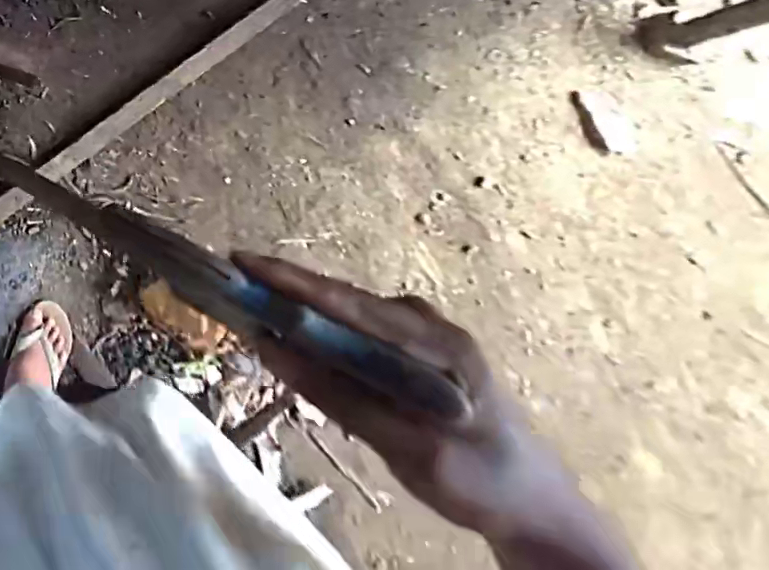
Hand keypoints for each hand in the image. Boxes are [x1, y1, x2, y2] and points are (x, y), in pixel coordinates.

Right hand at [232, 255, 631, 566]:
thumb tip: (271, 348)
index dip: (289, 279)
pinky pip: (350, 330)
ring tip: (249, 302)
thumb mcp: (411, 449)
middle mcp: (423, 321)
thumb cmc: (481, 481)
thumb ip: (341, 396)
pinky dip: (316, 329)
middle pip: (339, 298)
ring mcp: (416, 331)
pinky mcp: (407, 346)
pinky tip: (290, 332)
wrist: (537, 508)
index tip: (240, 261)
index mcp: (435, 339)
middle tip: (230, 279)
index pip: (346, 300)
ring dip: (296, 308)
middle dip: (283, 287)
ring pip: (341, 312)